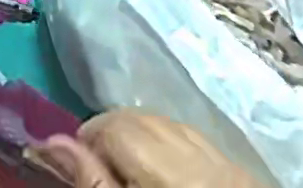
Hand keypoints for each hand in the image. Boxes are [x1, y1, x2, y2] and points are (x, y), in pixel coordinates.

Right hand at [37, 112, 259, 187]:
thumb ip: (94, 184)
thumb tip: (52, 141)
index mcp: (168, 173)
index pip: (111, 127)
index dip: (87, 142)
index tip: (78, 169)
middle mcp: (201, 159)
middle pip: (139, 120)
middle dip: (112, 135)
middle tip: (102, 172)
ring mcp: (232, 169)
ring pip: (169, 127)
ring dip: (142, 139)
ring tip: (132, 174)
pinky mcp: (250, 179)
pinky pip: (199, 144)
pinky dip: (175, 150)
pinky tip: (172, 179)